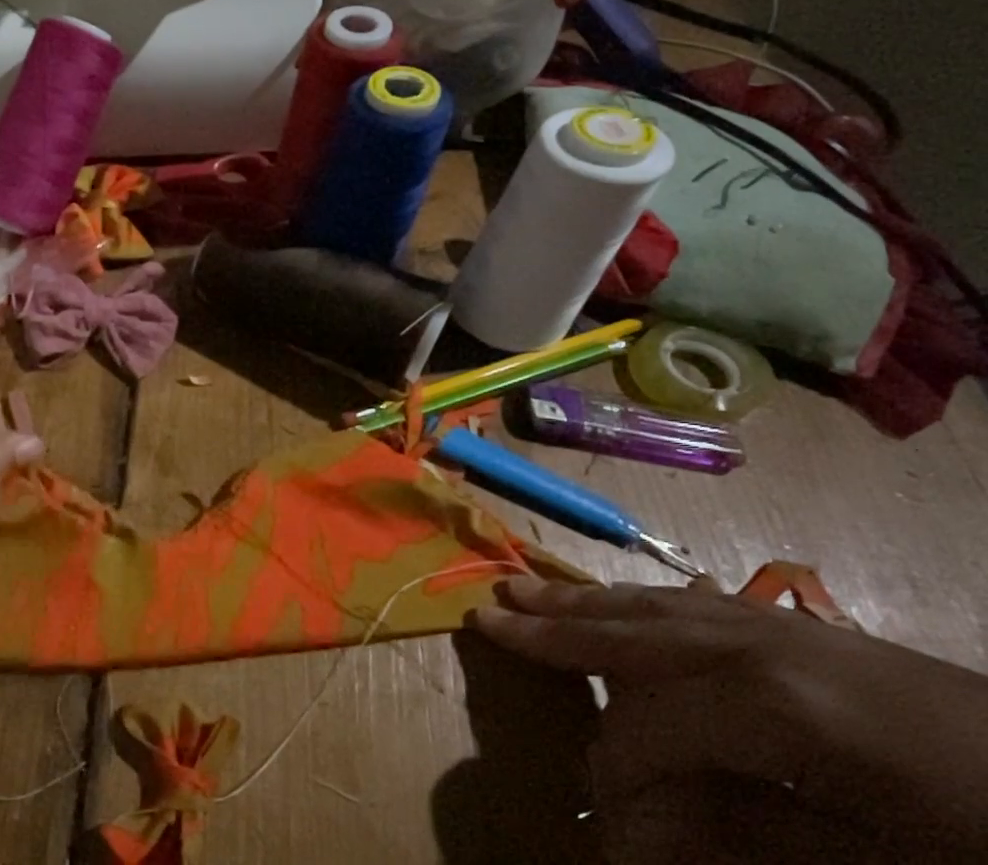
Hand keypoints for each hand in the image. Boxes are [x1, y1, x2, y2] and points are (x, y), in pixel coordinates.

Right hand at [475, 576, 987, 862]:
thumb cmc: (975, 843)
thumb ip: (737, 832)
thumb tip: (639, 819)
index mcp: (772, 706)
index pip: (646, 723)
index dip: (612, 766)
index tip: (596, 807)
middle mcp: (770, 650)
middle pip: (635, 633)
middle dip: (557, 629)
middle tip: (488, 612)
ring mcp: (802, 634)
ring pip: (666, 606)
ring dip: (592, 601)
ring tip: (531, 588)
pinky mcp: (833, 638)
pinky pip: (715, 605)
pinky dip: (655, 600)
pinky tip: (640, 600)